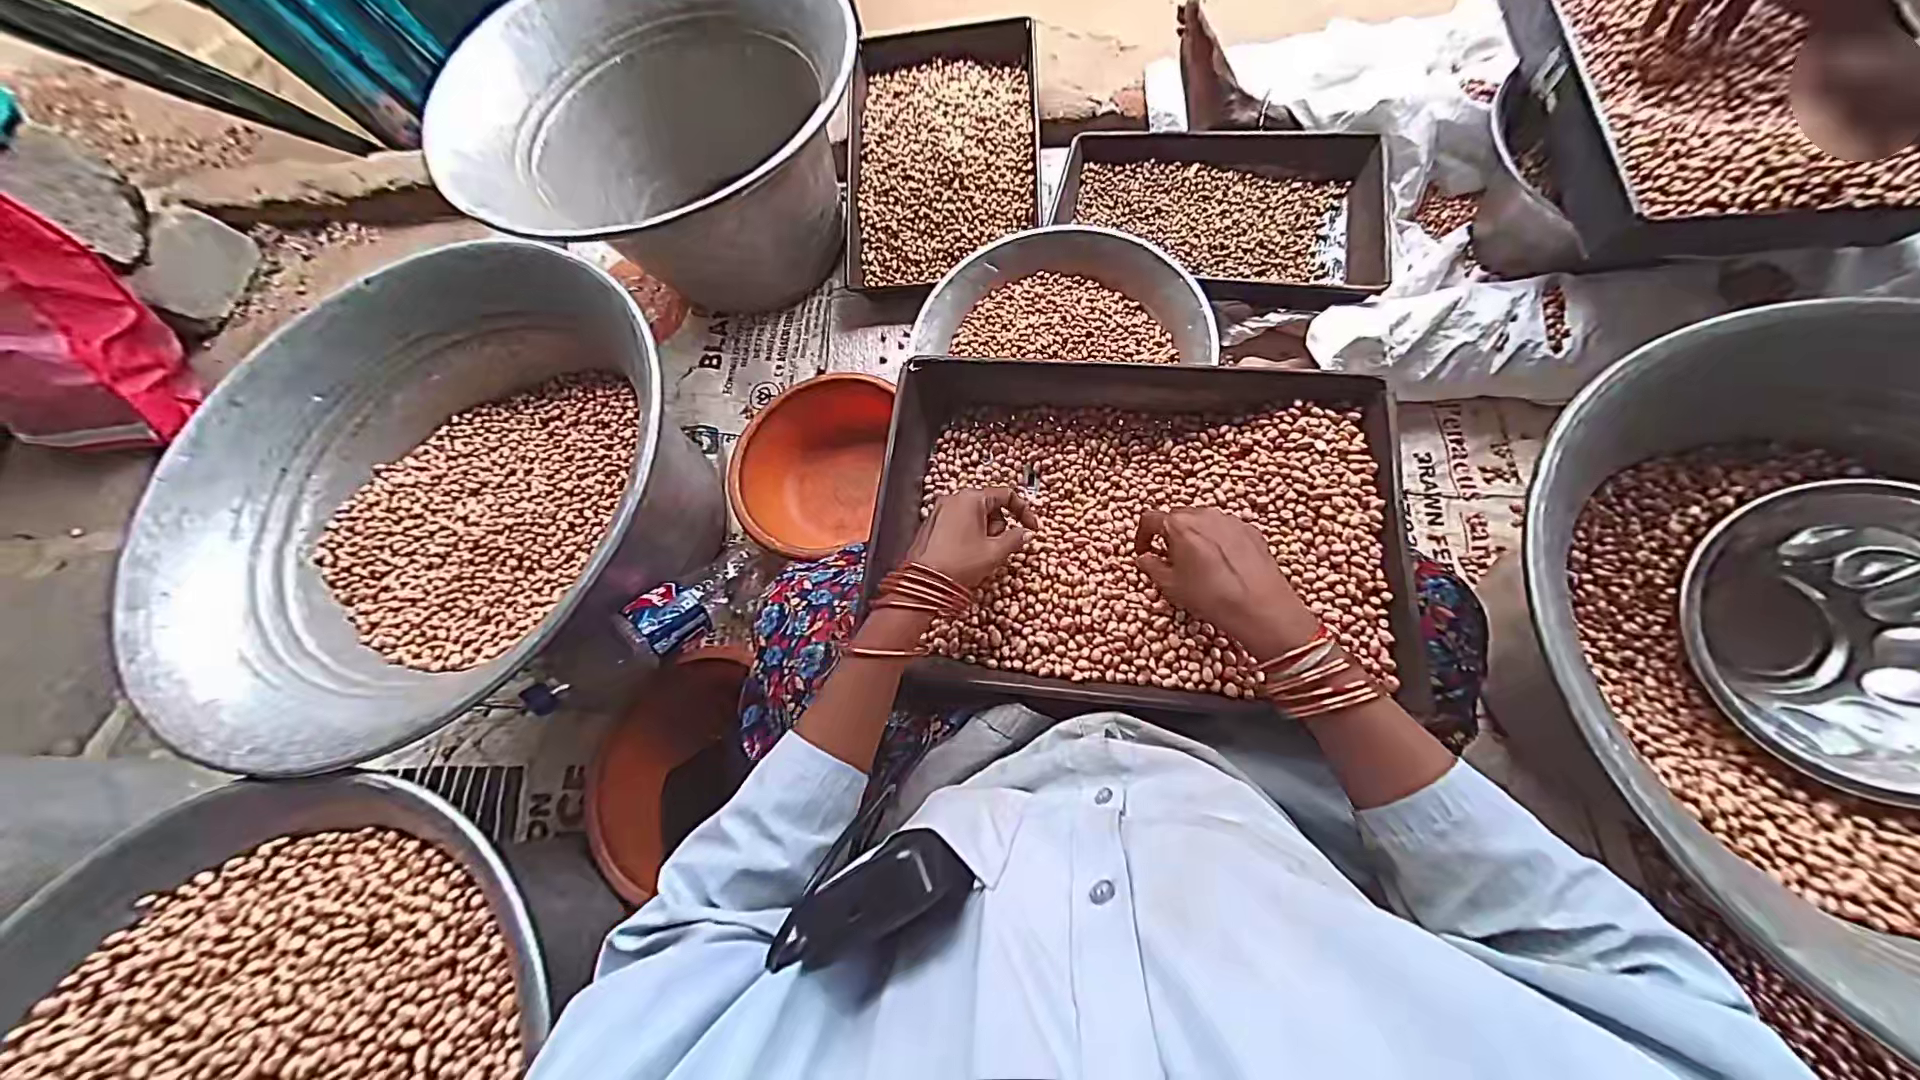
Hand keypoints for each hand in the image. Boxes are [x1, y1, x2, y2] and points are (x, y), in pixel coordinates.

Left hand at [902, 487, 1038, 588]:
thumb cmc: (960, 563)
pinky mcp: (932, 524)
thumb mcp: (995, 552)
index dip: (1023, 511)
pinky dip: (969, 535)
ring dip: (985, 532)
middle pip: (989, 505)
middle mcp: (954, 499)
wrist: (925, 582)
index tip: (1030, 527)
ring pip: (974, 515)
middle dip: (999, 525)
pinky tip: (968, 554)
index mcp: (971, 498)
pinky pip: (959, 523)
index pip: (1006, 495)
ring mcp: (940, 511)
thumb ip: (1015, 538)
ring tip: (981, 554)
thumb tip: (1025, 533)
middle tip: (998, 547)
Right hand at [1133, 507, 1319, 658]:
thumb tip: (1145, 559)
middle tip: (1168, 558)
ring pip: (1202, 521)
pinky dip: (1217, 541)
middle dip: (1168, 534)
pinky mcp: (1251, 531)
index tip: (1144, 551)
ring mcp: (1230, 521)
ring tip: (1195, 563)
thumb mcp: (1170, 585)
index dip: (1142, 536)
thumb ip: (1152, 566)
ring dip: (1193, 536)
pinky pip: (1225, 530)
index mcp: (1179, 525)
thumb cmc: (1212, 596)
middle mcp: (1204, 515)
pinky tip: (1220, 565)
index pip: (1150, 519)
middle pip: (1177, 517)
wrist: (1260, 607)